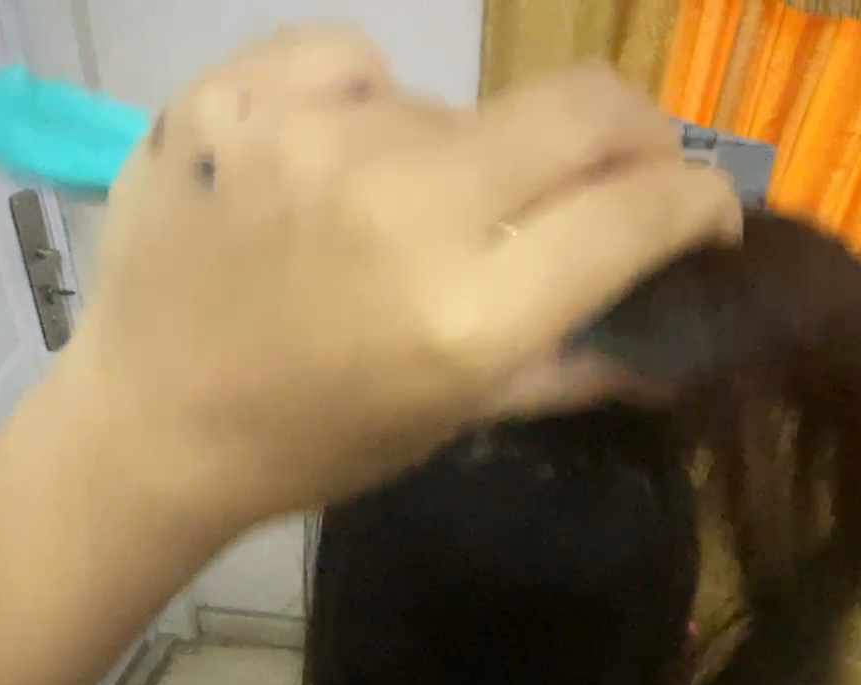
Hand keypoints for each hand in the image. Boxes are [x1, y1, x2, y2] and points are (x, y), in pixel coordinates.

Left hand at [67, 25, 739, 524]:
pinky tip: (333, 166)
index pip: (636, 213)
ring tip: (408, 218)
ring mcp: (314, 137)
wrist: (156, 424)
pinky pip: (356, 65)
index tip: (704, 209)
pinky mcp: (236, 92)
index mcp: (468, 315)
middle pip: (583, 108)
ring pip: (459, 104)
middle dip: (637, 135)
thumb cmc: (316, 444)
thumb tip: (666, 344)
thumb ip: (567, 365)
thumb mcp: (451, 419)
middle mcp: (407, 207)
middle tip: (626, 170)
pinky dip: (370, 109)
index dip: (698, 199)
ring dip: (470, 157)